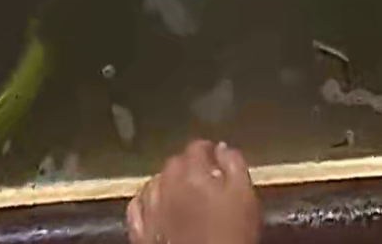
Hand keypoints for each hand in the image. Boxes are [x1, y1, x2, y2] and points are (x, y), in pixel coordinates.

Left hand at [127, 139, 259, 243]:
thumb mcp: (244, 196)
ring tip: (181, 193)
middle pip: (176, 163)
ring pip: (156, 182)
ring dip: (168, 183)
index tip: (218, 162)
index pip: (197, 146)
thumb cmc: (230, 234)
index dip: (209, 151)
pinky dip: (145, 202)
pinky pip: (137, 208)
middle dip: (189, 166)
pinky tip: (154, 206)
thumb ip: (234, 164)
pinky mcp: (141, 233)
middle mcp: (167, 184)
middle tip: (204, 181)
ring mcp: (151, 209)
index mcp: (192, 171)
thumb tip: (221, 148)